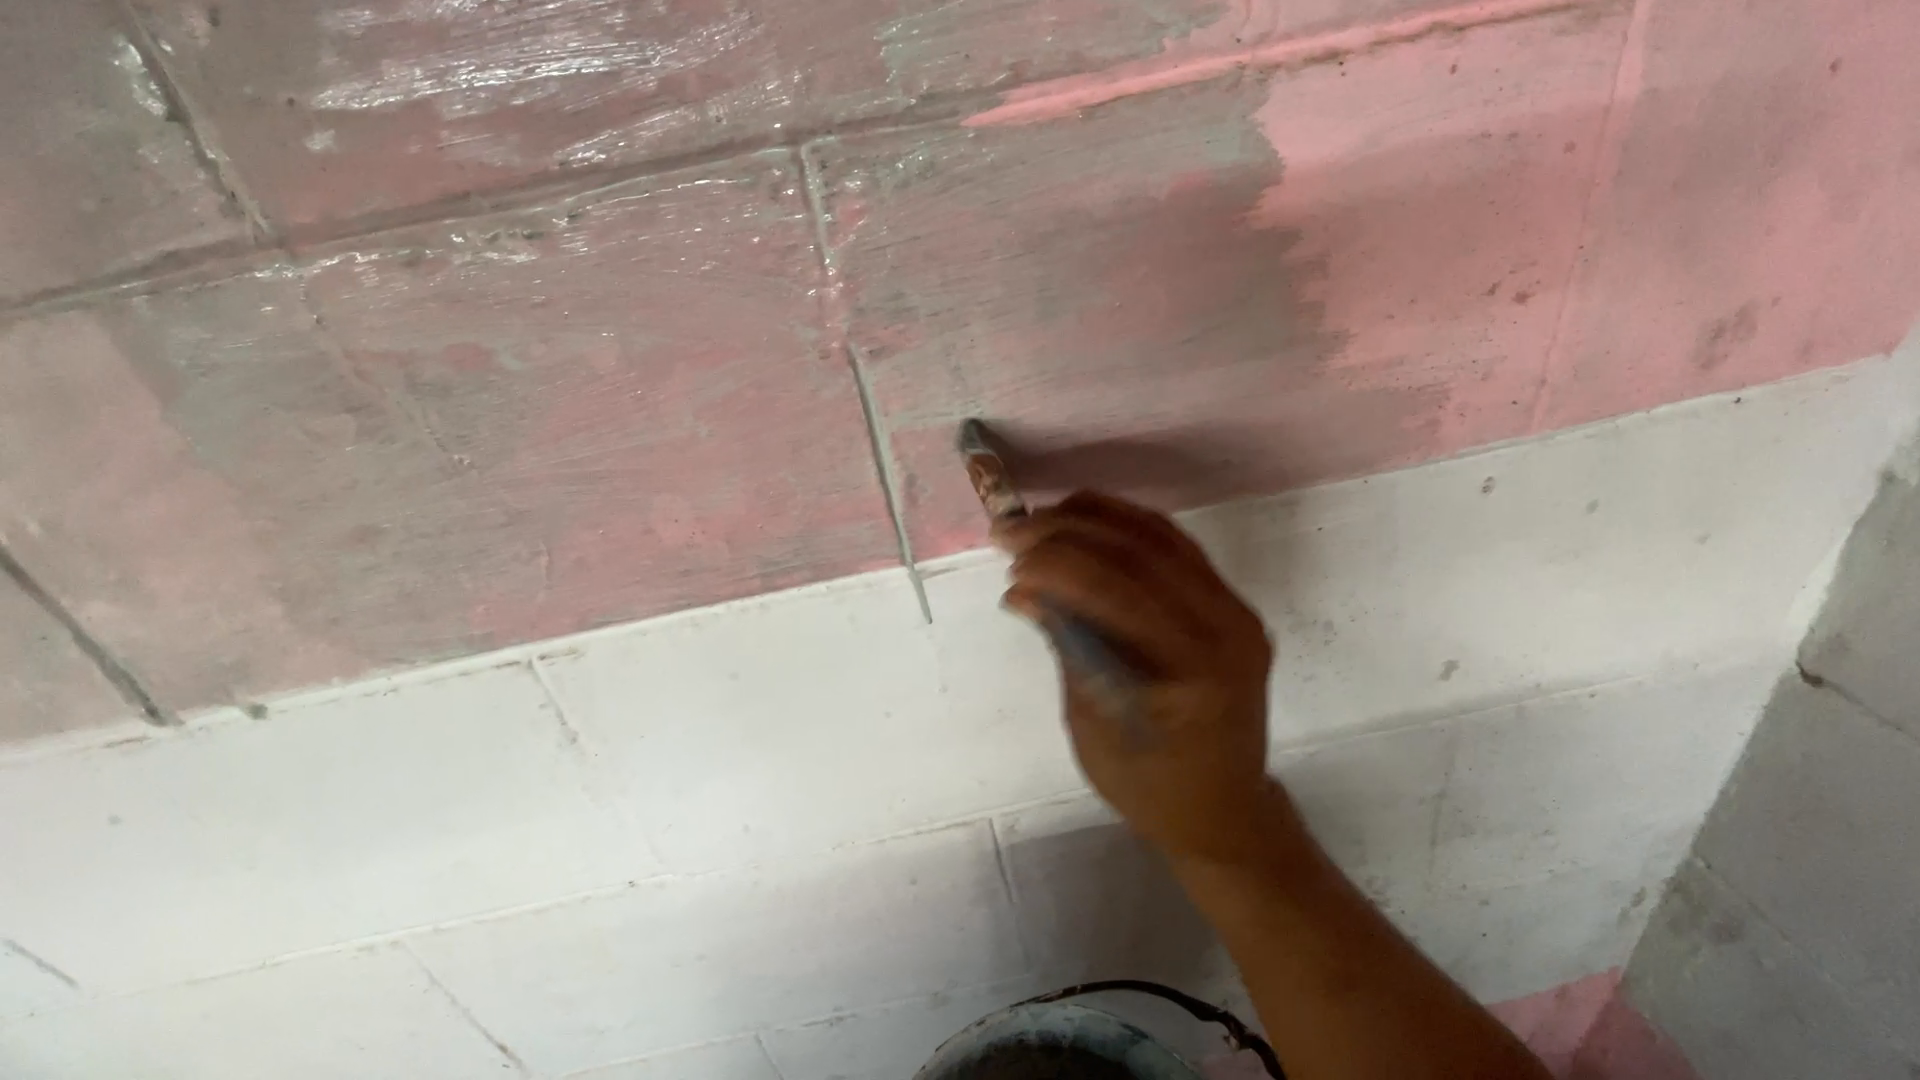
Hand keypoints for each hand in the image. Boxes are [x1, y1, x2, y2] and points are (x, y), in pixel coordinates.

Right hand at [995, 492, 1289, 863]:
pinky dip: (1128, 529)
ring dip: (1097, 518)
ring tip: (1043, 518)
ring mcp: (1237, 614)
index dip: (1058, 565)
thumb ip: (1069, 644)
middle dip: (1068, 532)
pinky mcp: (1233, 607)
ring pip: (1162, 537)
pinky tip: (1088, 526)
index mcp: (1192, 671)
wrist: (1223, 811)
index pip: (1119, 591)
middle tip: (1012, 532)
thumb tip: (1022, 588)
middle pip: (1142, 551)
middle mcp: (1226, 629)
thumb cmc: (1149, 787)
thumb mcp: (1093, 724)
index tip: (1010, 562)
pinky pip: (1178, 550)